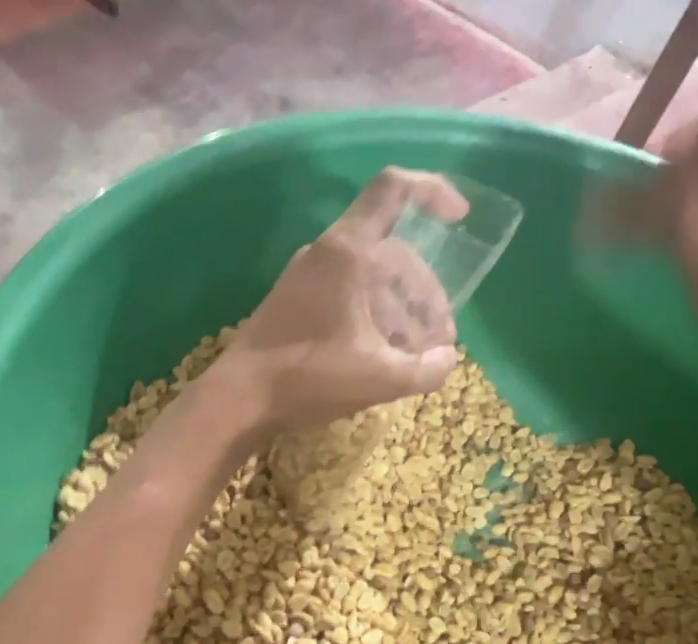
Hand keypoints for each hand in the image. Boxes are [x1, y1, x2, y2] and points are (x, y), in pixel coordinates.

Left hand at [208, 167, 468, 434]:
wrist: (238, 399)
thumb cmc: (308, 378)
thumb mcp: (380, 378)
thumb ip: (426, 368)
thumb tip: (446, 359)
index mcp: (347, 252)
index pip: (394, 191)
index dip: (433, 192)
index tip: (459, 219)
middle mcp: (326, 253)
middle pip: (392, 251)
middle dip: (425, 291)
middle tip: (440, 337)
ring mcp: (307, 277)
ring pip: (370, 277)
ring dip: (402, 309)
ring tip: (418, 353)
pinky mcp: (296, 302)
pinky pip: (348, 294)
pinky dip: (374, 316)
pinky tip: (384, 355)